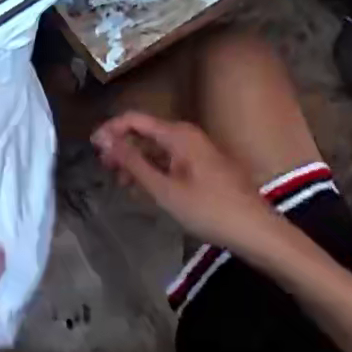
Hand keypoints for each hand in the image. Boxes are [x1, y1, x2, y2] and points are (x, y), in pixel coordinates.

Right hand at [92, 112, 284, 255]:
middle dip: (122, 147)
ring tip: (121, 183)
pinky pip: (171, 159)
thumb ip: (132, 162)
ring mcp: (198, 150)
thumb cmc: (209, 210)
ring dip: (137, 161)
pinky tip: (146, 190)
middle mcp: (187, 134)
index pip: (134, 119)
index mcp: (177, 134)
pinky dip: (154, 170)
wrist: (259, 233)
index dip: (111, 129)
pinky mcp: (205, 167)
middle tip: (104, 169)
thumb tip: (103, 139)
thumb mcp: (164, 189)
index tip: (92, 148)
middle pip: (145, 132)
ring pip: (158, 148)